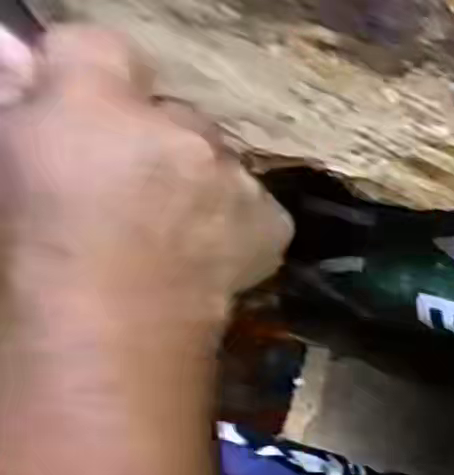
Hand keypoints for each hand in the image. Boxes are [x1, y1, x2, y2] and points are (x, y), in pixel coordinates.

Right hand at [0, 27, 290, 339]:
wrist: (123, 300)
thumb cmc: (37, 221)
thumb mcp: (4, 138)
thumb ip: (16, 89)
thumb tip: (14, 48)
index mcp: (102, 99)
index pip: (109, 45)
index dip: (96, 68)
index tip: (84, 94)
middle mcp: (184, 134)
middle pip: (180, 113)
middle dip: (159, 132)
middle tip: (134, 169)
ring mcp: (238, 179)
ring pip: (225, 159)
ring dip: (204, 173)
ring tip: (176, 211)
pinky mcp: (276, 221)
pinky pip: (260, 202)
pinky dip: (240, 212)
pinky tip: (211, 237)